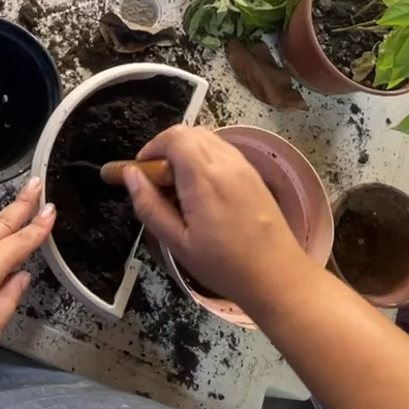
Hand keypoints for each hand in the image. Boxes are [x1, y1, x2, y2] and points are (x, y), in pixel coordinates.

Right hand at [124, 125, 315, 307]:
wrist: (278, 276)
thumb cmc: (224, 265)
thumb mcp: (177, 243)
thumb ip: (150, 206)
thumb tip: (130, 175)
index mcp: (204, 178)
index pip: (174, 137)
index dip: (152, 147)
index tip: (141, 172)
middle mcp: (225, 162)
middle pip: (188, 132)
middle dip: (165, 148)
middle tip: (157, 180)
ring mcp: (243, 164)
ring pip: (206, 137)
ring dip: (185, 150)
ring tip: (178, 185)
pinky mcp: (253, 172)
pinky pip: (221, 149)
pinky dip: (203, 156)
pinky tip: (202, 187)